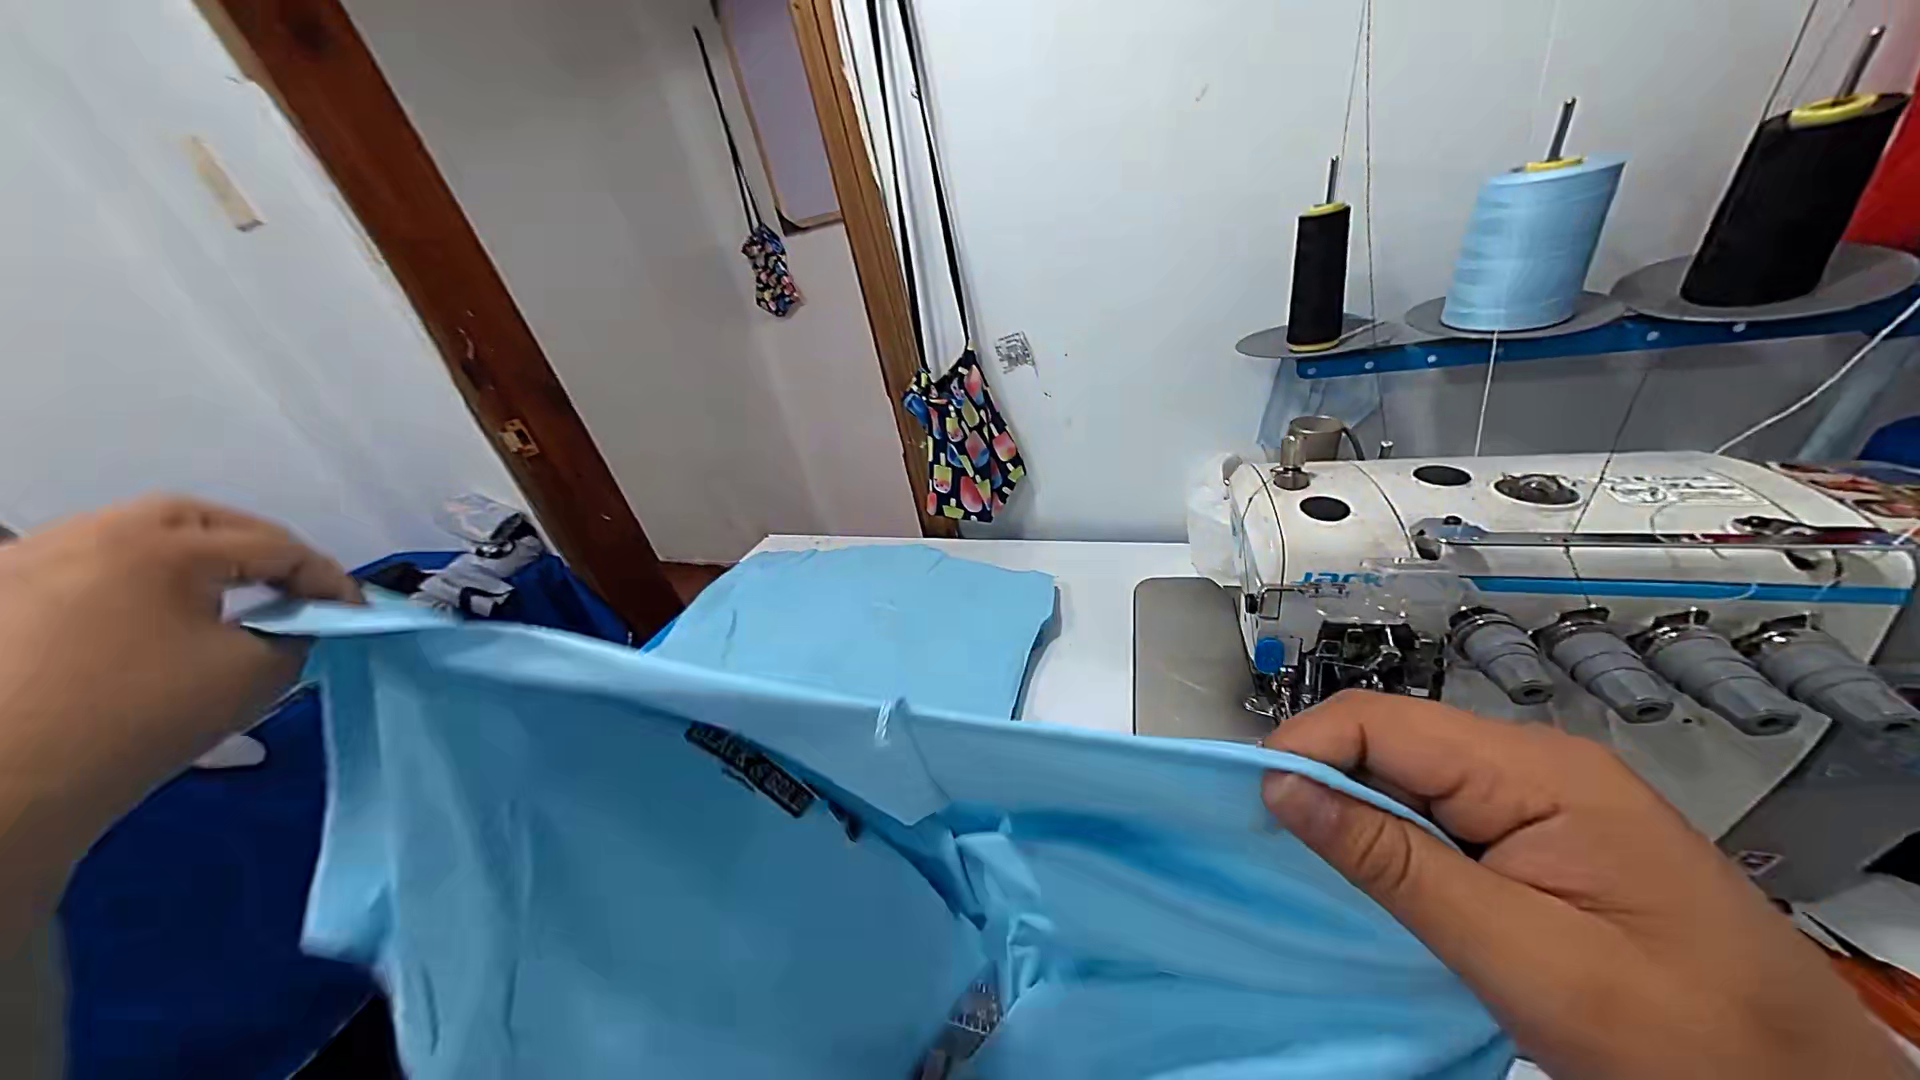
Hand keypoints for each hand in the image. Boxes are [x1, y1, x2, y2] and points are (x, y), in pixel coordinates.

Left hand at [0, 496, 358, 941]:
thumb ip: (300, 630)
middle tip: (297, 587)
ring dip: (197, 556)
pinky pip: (88, 562)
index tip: (354, 609)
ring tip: (231, 594)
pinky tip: (158, 609)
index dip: (328, 577)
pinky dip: (140, 573)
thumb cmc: (145, 719)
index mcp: (159, 548)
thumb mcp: (261, 671)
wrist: (7, 789)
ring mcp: (26, 562)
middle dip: (261, 548)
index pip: (276, 546)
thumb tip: (303, 617)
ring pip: (136, 534)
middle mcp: (86, 536)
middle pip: (199, 519)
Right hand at [1262, 691, 1910, 1079]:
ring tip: (1318, 858)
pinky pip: (1430, 808)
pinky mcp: (1530, 827)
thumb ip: (1390, 862)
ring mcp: (1534, 793)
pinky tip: (1373, 869)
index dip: (1304, 746)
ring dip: (1351, 809)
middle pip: (1387, 739)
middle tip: (1276, 836)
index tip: (1252, 798)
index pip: (1379, 721)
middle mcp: (1531, 762)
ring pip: (1401, 773)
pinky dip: (1387, 834)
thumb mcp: (1521, 955)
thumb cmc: (1686, 1042)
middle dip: (1323, 778)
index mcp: (1537, 770)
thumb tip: (1281, 787)